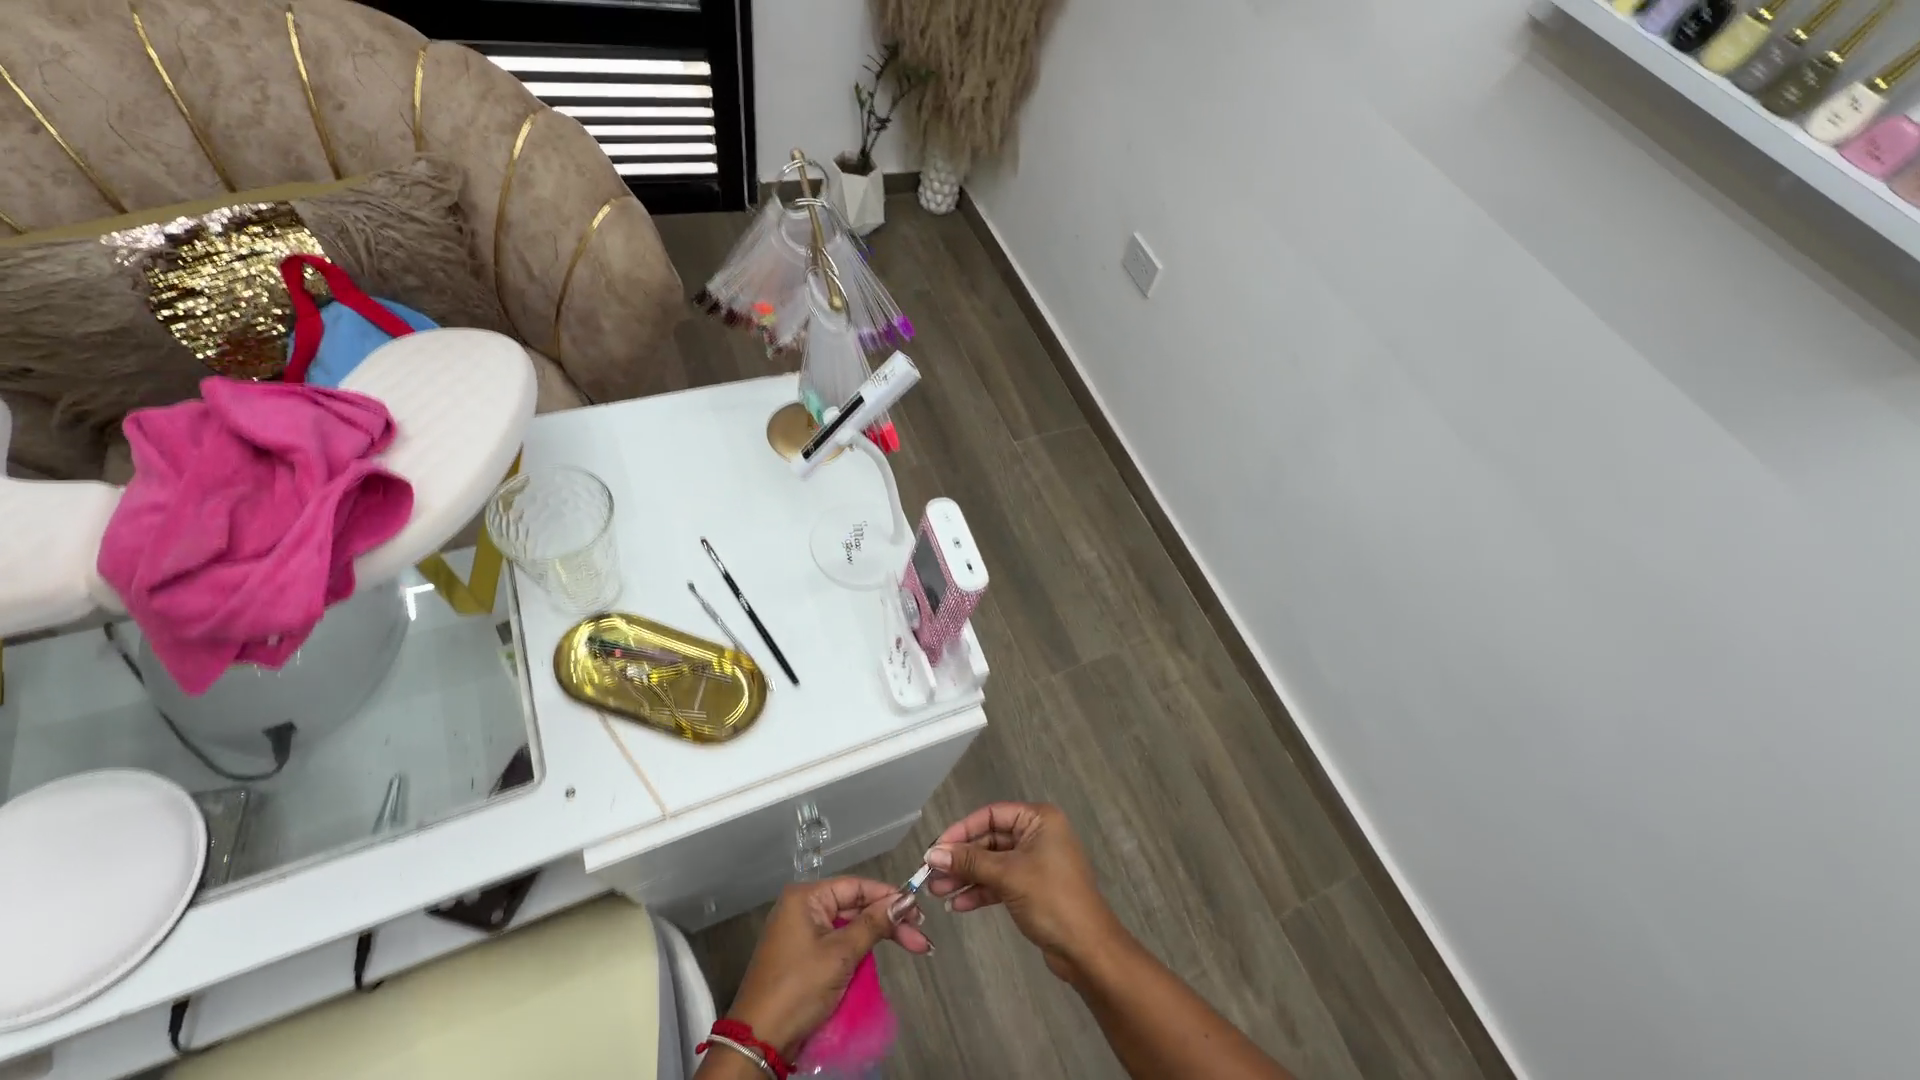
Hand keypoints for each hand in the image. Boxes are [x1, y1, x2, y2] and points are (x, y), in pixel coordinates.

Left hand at [725, 877, 931, 1057]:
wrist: (760, 1038)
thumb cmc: (799, 987)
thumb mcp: (841, 953)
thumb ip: (874, 923)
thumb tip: (905, 899)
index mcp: (806, 898)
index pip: (856, 886)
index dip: (889, 896)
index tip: (918, 909)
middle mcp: (803, 908)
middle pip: (855, 906)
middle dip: (889, 921)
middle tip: (920, 937)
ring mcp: (803, 933)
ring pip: (850, 926)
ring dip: (879, 936)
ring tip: (913, 945)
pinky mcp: (805, 957)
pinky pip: (840, 944)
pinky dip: (862, 950)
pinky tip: (883, 953)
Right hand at [923, 802, 1124, 981]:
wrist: (1087, 948)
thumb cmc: (1052, 900)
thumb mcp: (1008, 875)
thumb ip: (969, 862)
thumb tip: (932, 854)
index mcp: (1039, 820)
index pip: (991, 815)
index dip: (961, 830)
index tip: (935, 849)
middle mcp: (1037, 836)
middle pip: (989, 840)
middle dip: (960, 858)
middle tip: (930, 875)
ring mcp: (1035, 863)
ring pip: (991, 863)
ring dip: (965, 876)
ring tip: (937, 892)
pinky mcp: (1032, 888)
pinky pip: (999, 882)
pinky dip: (979, 891)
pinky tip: (958, 905)